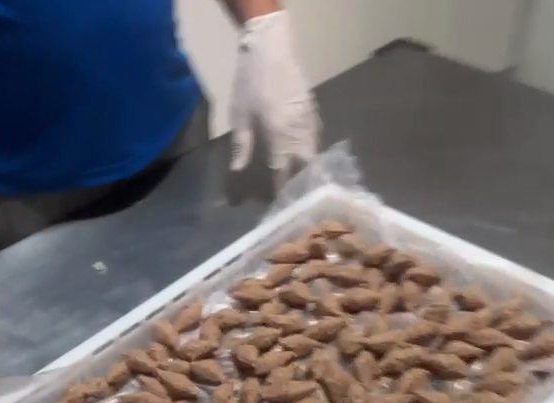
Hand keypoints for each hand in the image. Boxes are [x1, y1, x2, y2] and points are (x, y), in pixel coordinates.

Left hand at [229, 10, 318, 184]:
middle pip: (305, 165)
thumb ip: (242, 146)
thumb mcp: (240, 116)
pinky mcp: (312, 109)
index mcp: (279, 136)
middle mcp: (298, 132)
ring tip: (301, 182)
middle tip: (294, 196)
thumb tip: (237, 171)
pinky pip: (315, 136)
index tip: (279, 204)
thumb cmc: (250, 82)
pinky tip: (304, 155)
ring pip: (313, 152)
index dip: (281, 189)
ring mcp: (308, 120)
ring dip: (308, 168)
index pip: (282, 171)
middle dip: (301, 182)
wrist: (270, 46)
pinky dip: (311, 149)